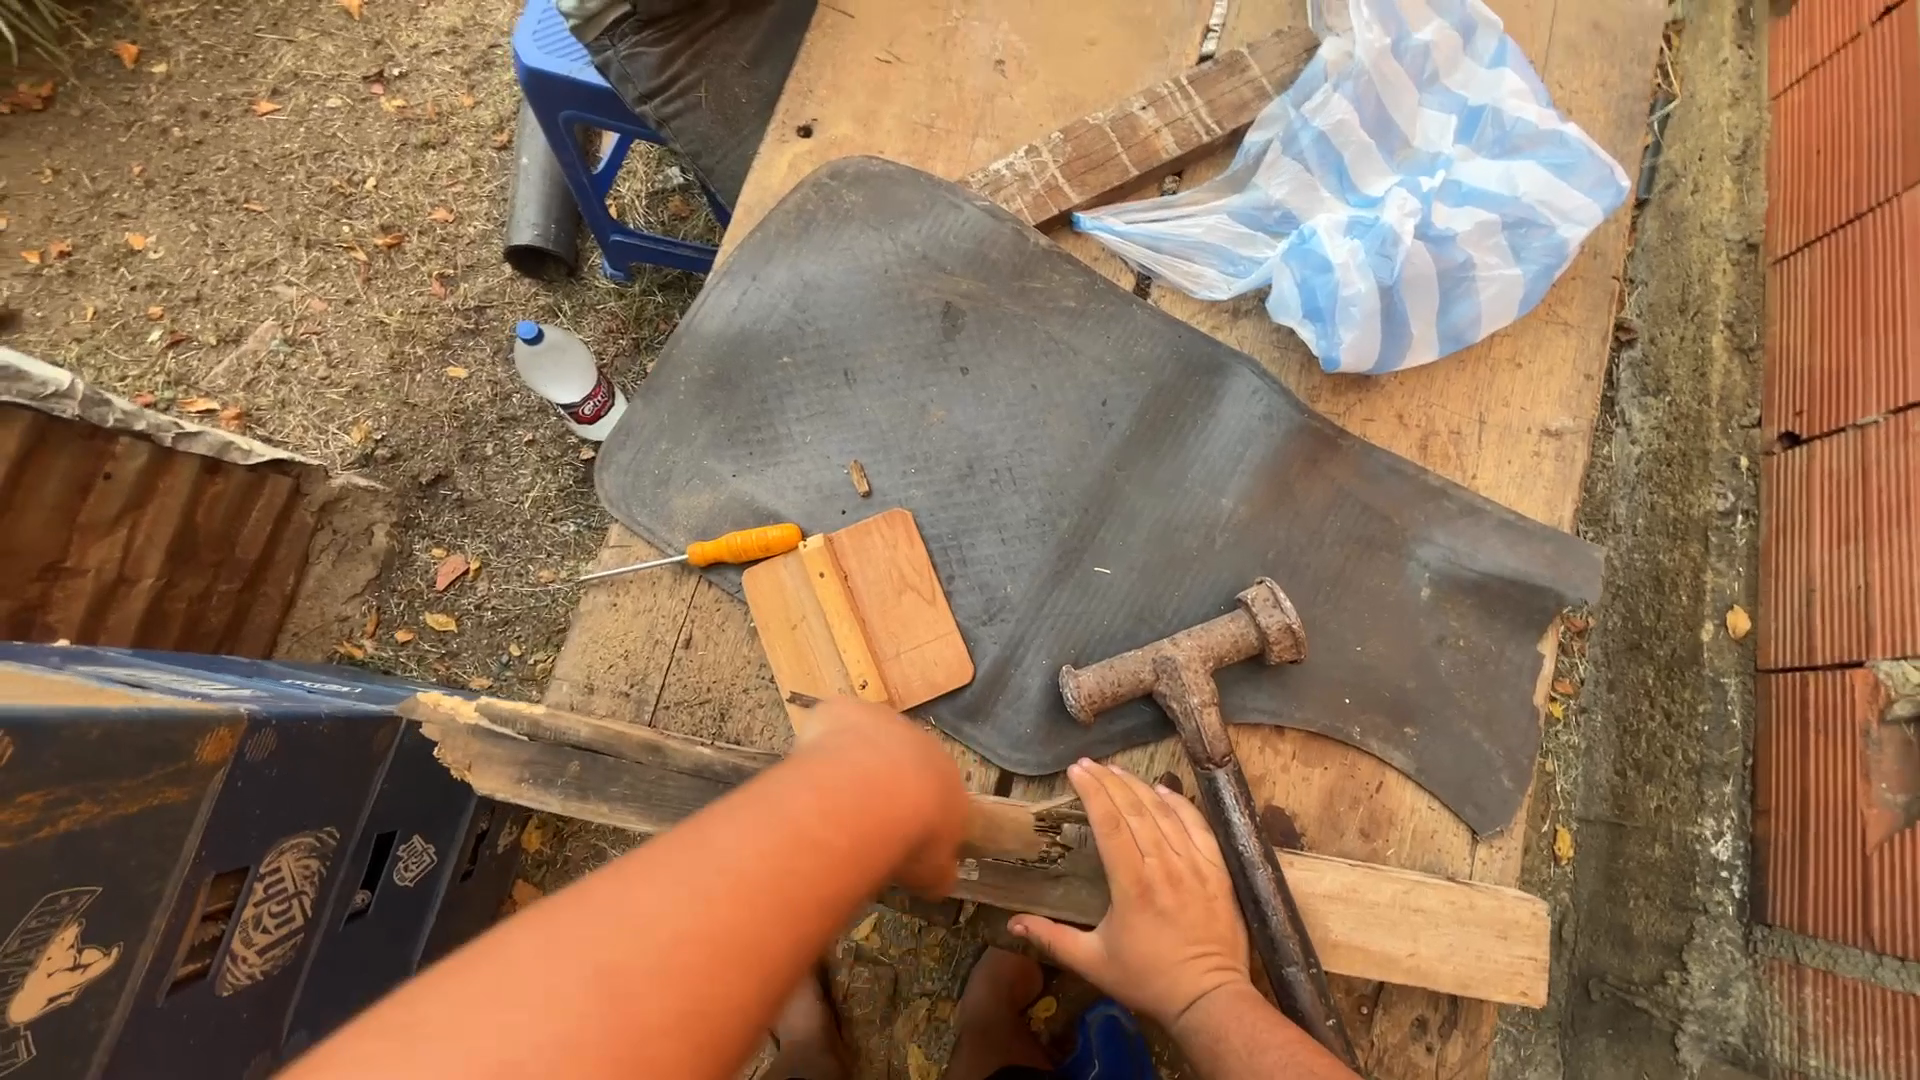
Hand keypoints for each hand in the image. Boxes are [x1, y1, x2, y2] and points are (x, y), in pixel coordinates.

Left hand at [791, 698, 968, 893]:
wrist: (873, 796)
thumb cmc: (912, 836)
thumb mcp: (933, 872)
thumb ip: (936, 872)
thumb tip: (938, 883)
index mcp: (948, 777)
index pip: (935, 791)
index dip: (915, 813)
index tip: (896, 835)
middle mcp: (920, 742)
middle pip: (901, 760)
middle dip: (883, 785)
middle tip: (860, 821)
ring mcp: (880, 720)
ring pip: (865, 740)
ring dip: (852, 764)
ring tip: (831, 802)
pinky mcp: (843, 710)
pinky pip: (830, 725)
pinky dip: (820, 742)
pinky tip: (810, 773)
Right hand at [1008, 760, 1251, 1029]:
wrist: (1210, 1000)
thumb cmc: (1147, 980)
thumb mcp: (1093, 962)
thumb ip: (1052, 938)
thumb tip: (1012, 922)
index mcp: (1131, 884)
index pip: (1108, 823)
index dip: (1092, 791)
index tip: (1076, 770)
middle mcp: (1163, 866)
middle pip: (1133, 809)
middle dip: (1108, 780)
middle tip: (1089, 763)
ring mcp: (1194, 866)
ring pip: (1164, 812)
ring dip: (1138, 786)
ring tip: (1117, 769)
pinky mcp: (1218, 871)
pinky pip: (1198, 826)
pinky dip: (1179, 803)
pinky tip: (1163, 790)